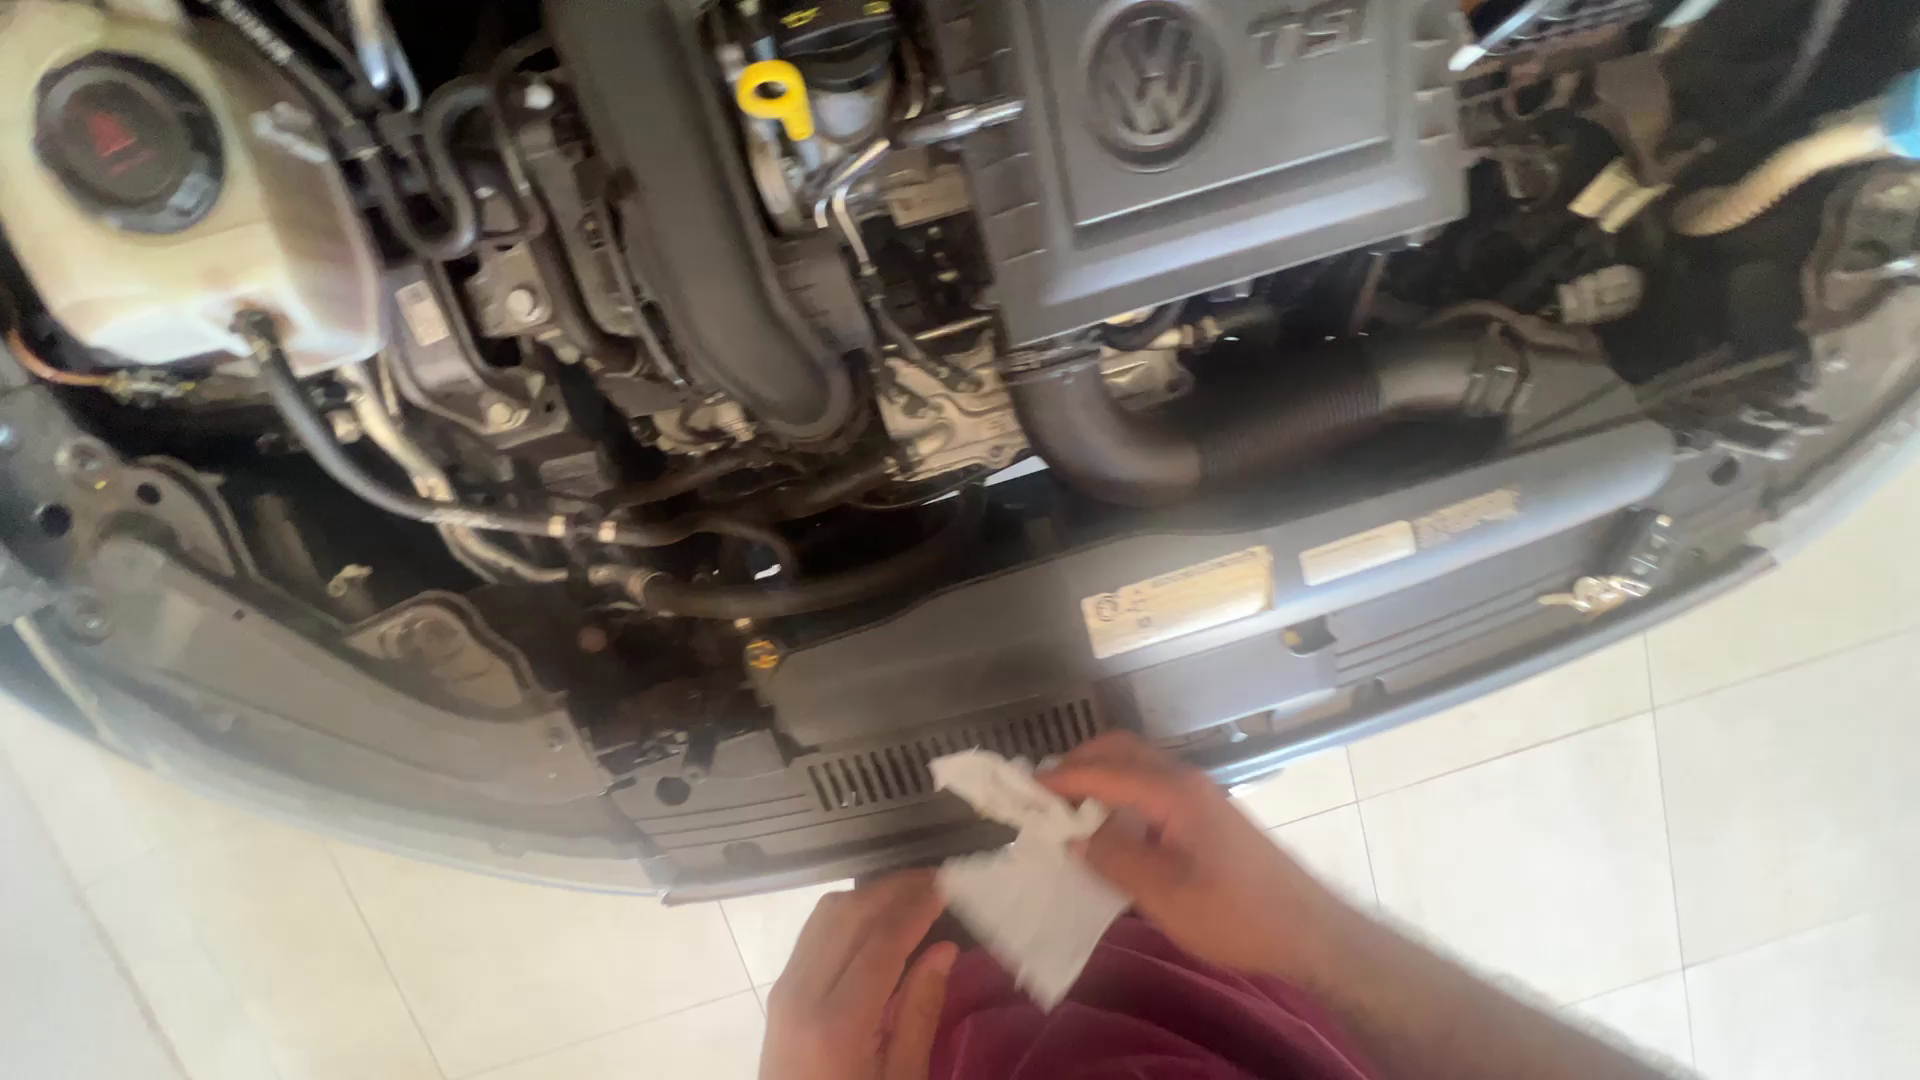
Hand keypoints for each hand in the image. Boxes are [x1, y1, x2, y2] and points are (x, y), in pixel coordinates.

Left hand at [760, 871, 957, 1079]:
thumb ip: (920, 1012)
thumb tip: (944, 947)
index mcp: (836, 1026)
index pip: (882, 941)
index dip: (917, 906)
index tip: (949, 885)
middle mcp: (802, 995)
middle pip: (851, 914)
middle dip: (896, 888)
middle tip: (937, 879)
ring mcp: (784, 990)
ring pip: (828, 913)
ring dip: (872, 893)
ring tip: (913, 891)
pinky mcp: (779, 991)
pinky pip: (814, 930)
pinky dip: (849, 910)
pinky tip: (877, 915)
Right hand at [1040, 732, 1350, 977]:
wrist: (1309, 931)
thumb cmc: (1235, 914)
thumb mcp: (1165, 896)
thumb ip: (1115, 858)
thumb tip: (1074, 835)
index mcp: (1171, 792)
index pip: (1103, 772)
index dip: (1062, 778)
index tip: (1026, 788)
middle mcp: (1184, 779)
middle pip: (1121, 749)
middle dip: (1080, 760)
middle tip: (1046, 789)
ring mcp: (1199, 792)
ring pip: (1137, 762)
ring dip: (1100, 773)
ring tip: (1070, 804)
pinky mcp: (1206, 810)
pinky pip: (1151, 782)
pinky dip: (1121, 788)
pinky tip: (1112, 822)